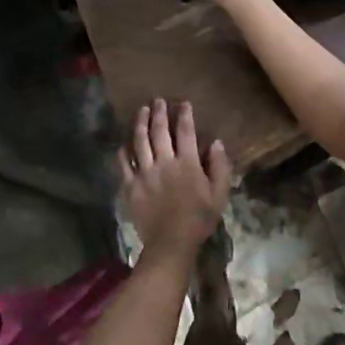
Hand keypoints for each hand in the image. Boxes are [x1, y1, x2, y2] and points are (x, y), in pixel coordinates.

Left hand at [120, 100, 232, 260]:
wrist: (171, 243)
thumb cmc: (198, 220)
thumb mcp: (219, 195)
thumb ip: (220, 167)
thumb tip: (216, 143)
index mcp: (187, 163)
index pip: (186, 132)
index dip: (185, 115)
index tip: (184, 103)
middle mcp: (164, 162)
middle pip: (160, 131)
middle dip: (159, 112)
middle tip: (158, 101)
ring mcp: (145, 173)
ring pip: (140, 141)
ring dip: (141, 123)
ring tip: (142, 111)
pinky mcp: (130, 185)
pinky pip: (124, 162)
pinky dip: (124, 150)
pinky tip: (125, 142)